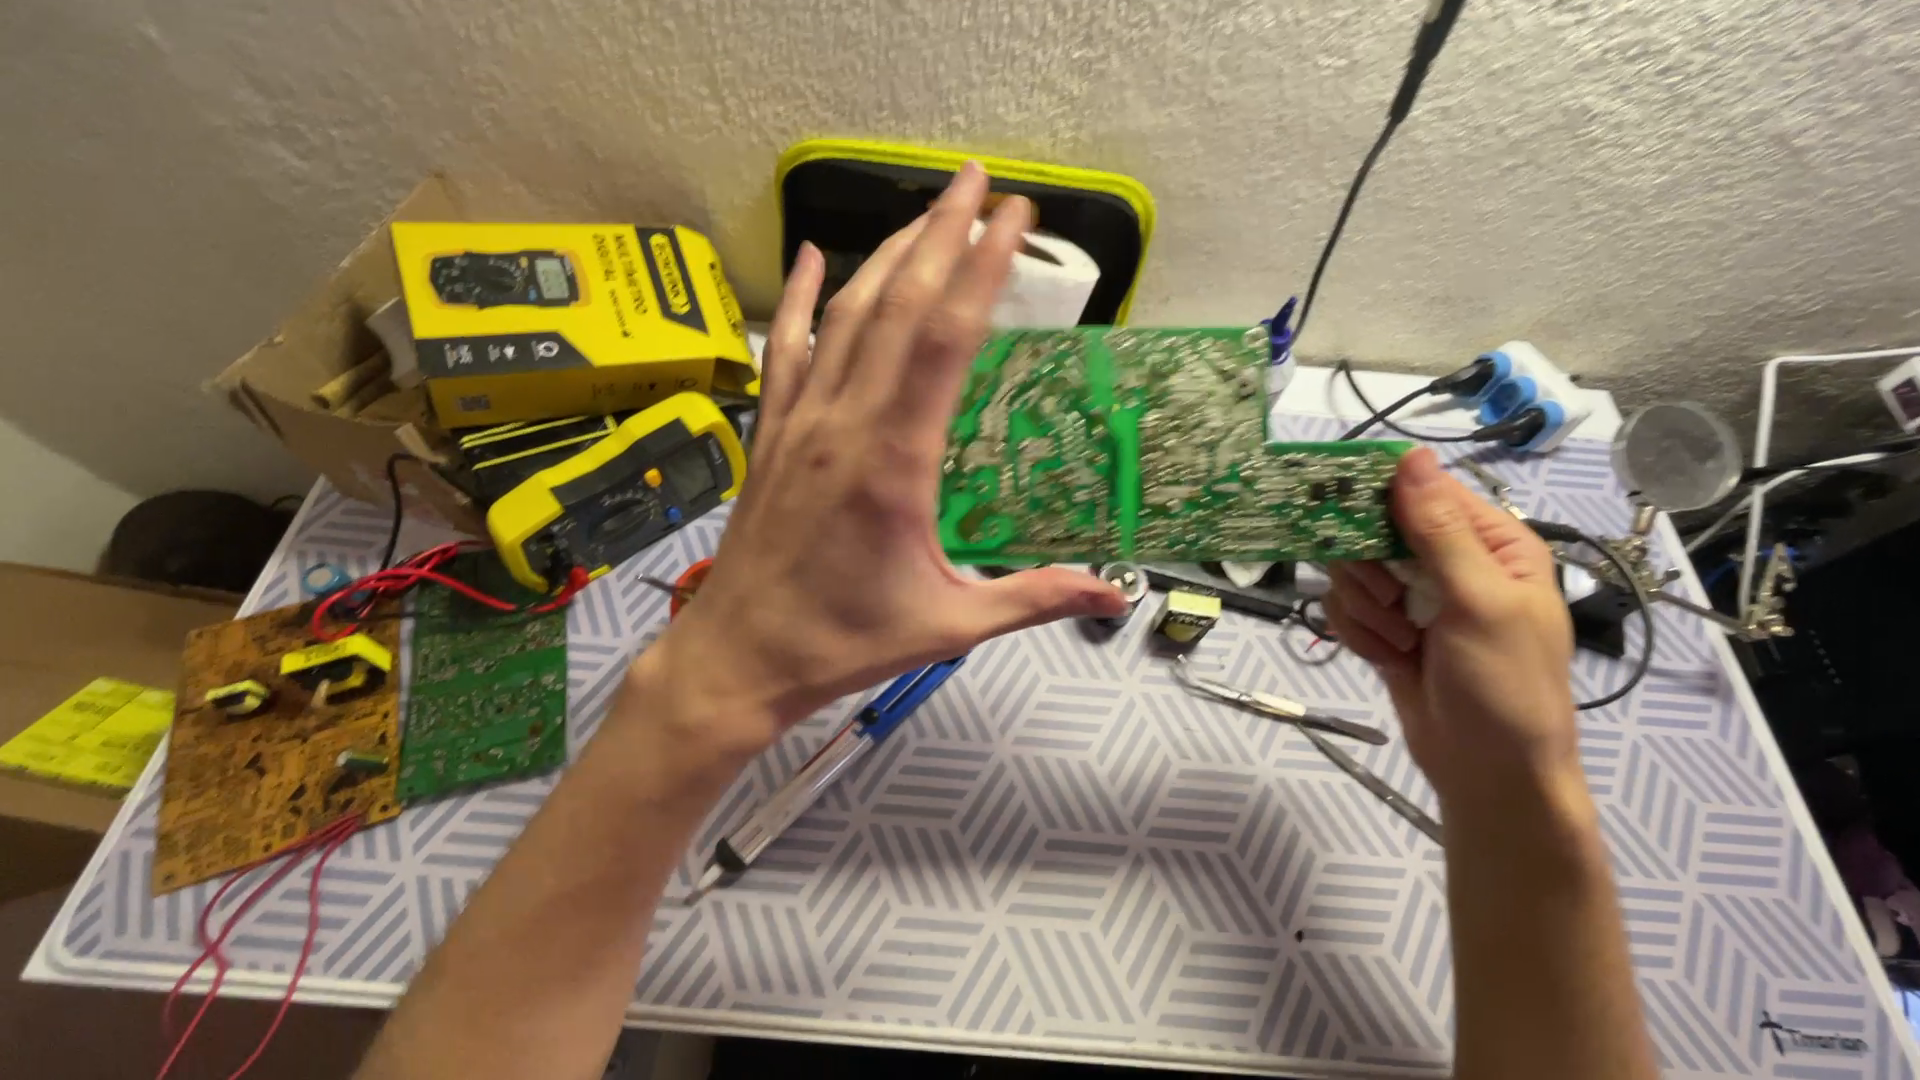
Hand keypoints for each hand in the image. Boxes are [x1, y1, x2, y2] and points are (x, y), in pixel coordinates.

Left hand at [630, 164, 1125, 770]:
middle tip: (979, 181)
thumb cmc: (843, 644)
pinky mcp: (770, 435)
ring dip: (887, 256)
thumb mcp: (951, 626)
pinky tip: (813, 258)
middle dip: (942, 234)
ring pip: (844, 317)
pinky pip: (785, 351)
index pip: (946, 340)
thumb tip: (1114, 597)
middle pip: (897, 307)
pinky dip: (800, 300)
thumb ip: (1033, 598)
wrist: (740, 658)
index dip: (982, 269)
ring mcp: (799, 423)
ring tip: (927, 211)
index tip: (1014, 217)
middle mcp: (844, 423)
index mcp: (895, 462)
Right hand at [1323, 448, 1581, 809]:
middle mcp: (1449, 562)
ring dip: (1367, 612)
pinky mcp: (1385, 628)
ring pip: (1351, 573)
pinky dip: (1359, 635)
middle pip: (1374, 531)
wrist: (1488, 774)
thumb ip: (1438, 531)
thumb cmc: (1504, 686)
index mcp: (1490, 543)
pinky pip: (1344, 609)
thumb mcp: (1479, 603)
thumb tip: (1409, 457)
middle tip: (1392, 604)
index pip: (1421, 492)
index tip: (1339, 513)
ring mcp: (1414, 597)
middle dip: (1371, 573)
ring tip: (1401, 644)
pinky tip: (1390, 658)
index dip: (1378, 497)